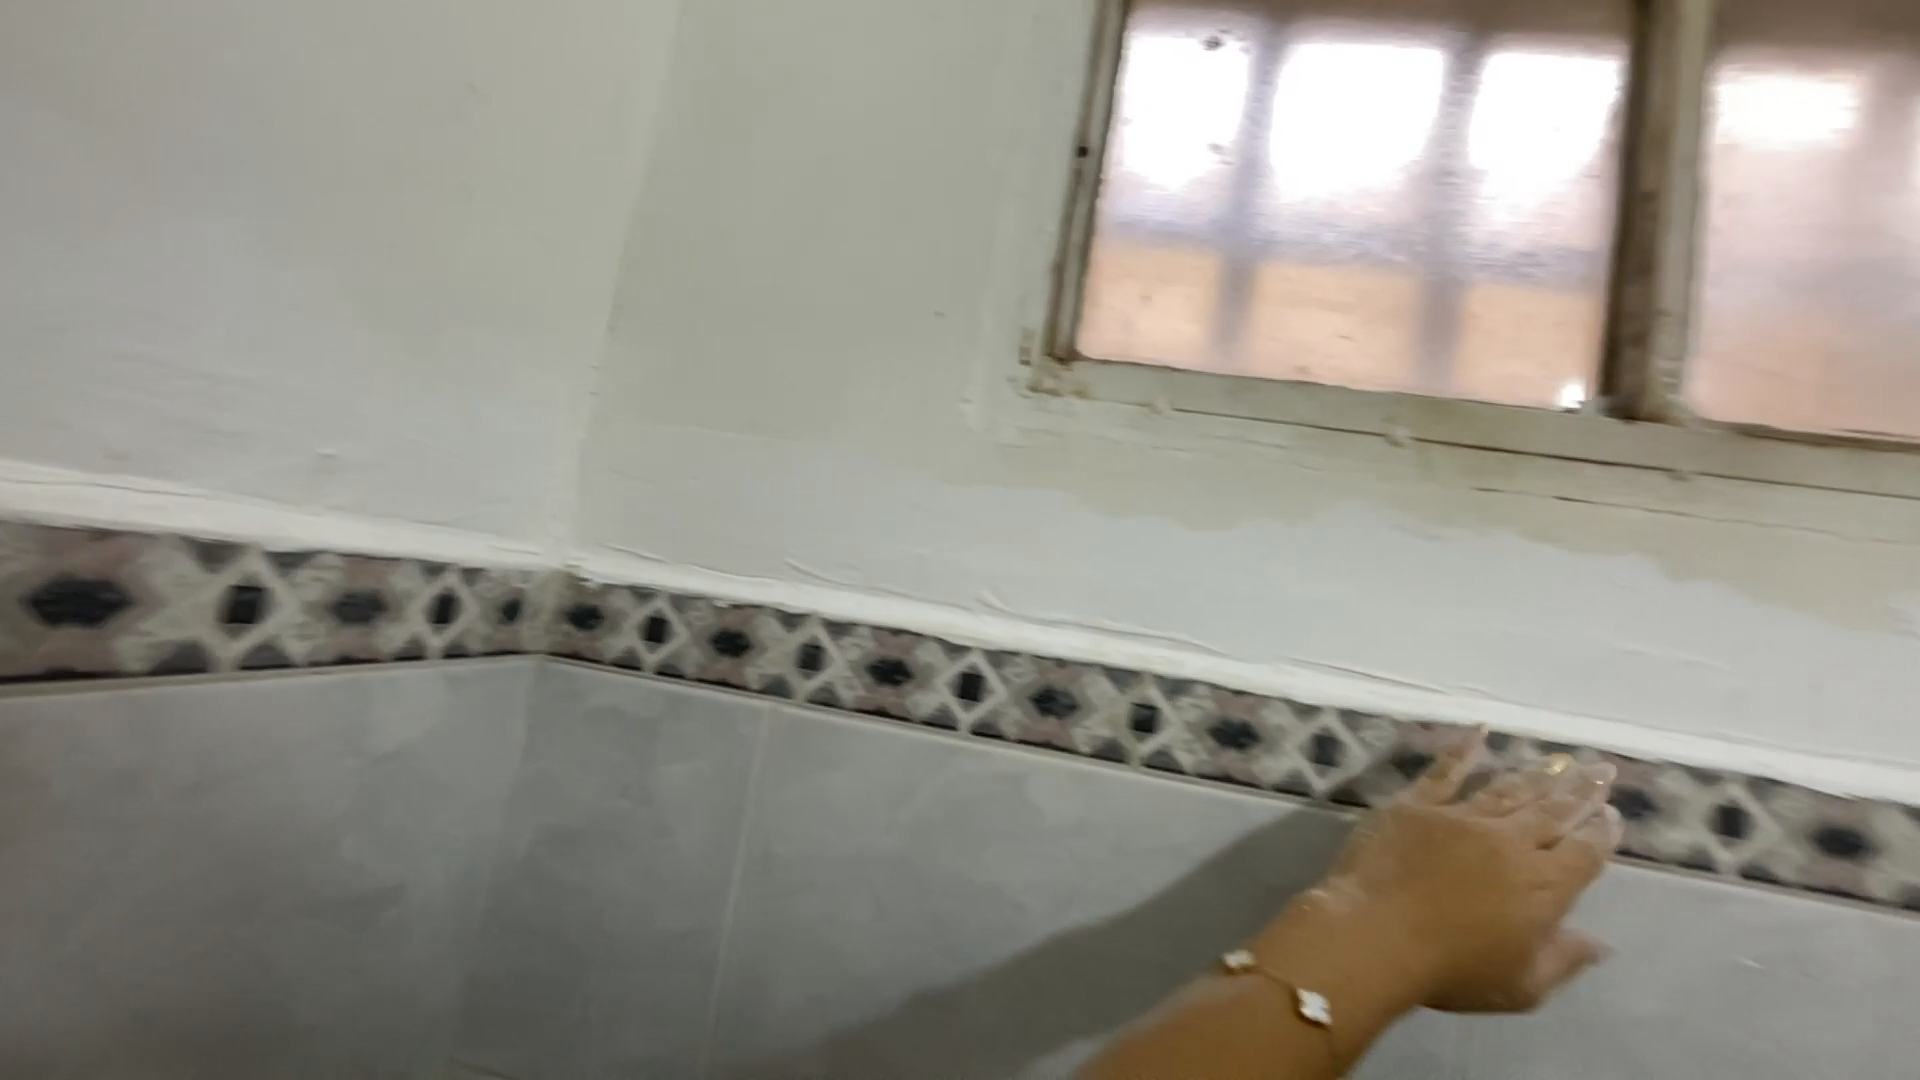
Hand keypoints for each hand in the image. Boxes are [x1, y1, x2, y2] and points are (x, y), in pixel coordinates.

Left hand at [1295, 729, 1624, 1013]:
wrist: (1376, 931)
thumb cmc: (1450, 968)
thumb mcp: (1521, 985)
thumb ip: (1563, 960)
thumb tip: (1600, 942)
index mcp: (1543, 888)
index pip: (1584, 854)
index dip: (1602, 834)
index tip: (1613, 813)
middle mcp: (1508, 844)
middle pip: (1552, 813)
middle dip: (1580, 791)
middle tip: (1602, 768)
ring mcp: (1460, 818)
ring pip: (1507, 789)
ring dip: (1536, 773)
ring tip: (1560, 758)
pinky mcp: (1416, 805)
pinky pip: (1444, 771)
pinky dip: (1463, 748)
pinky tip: (1480, 728)